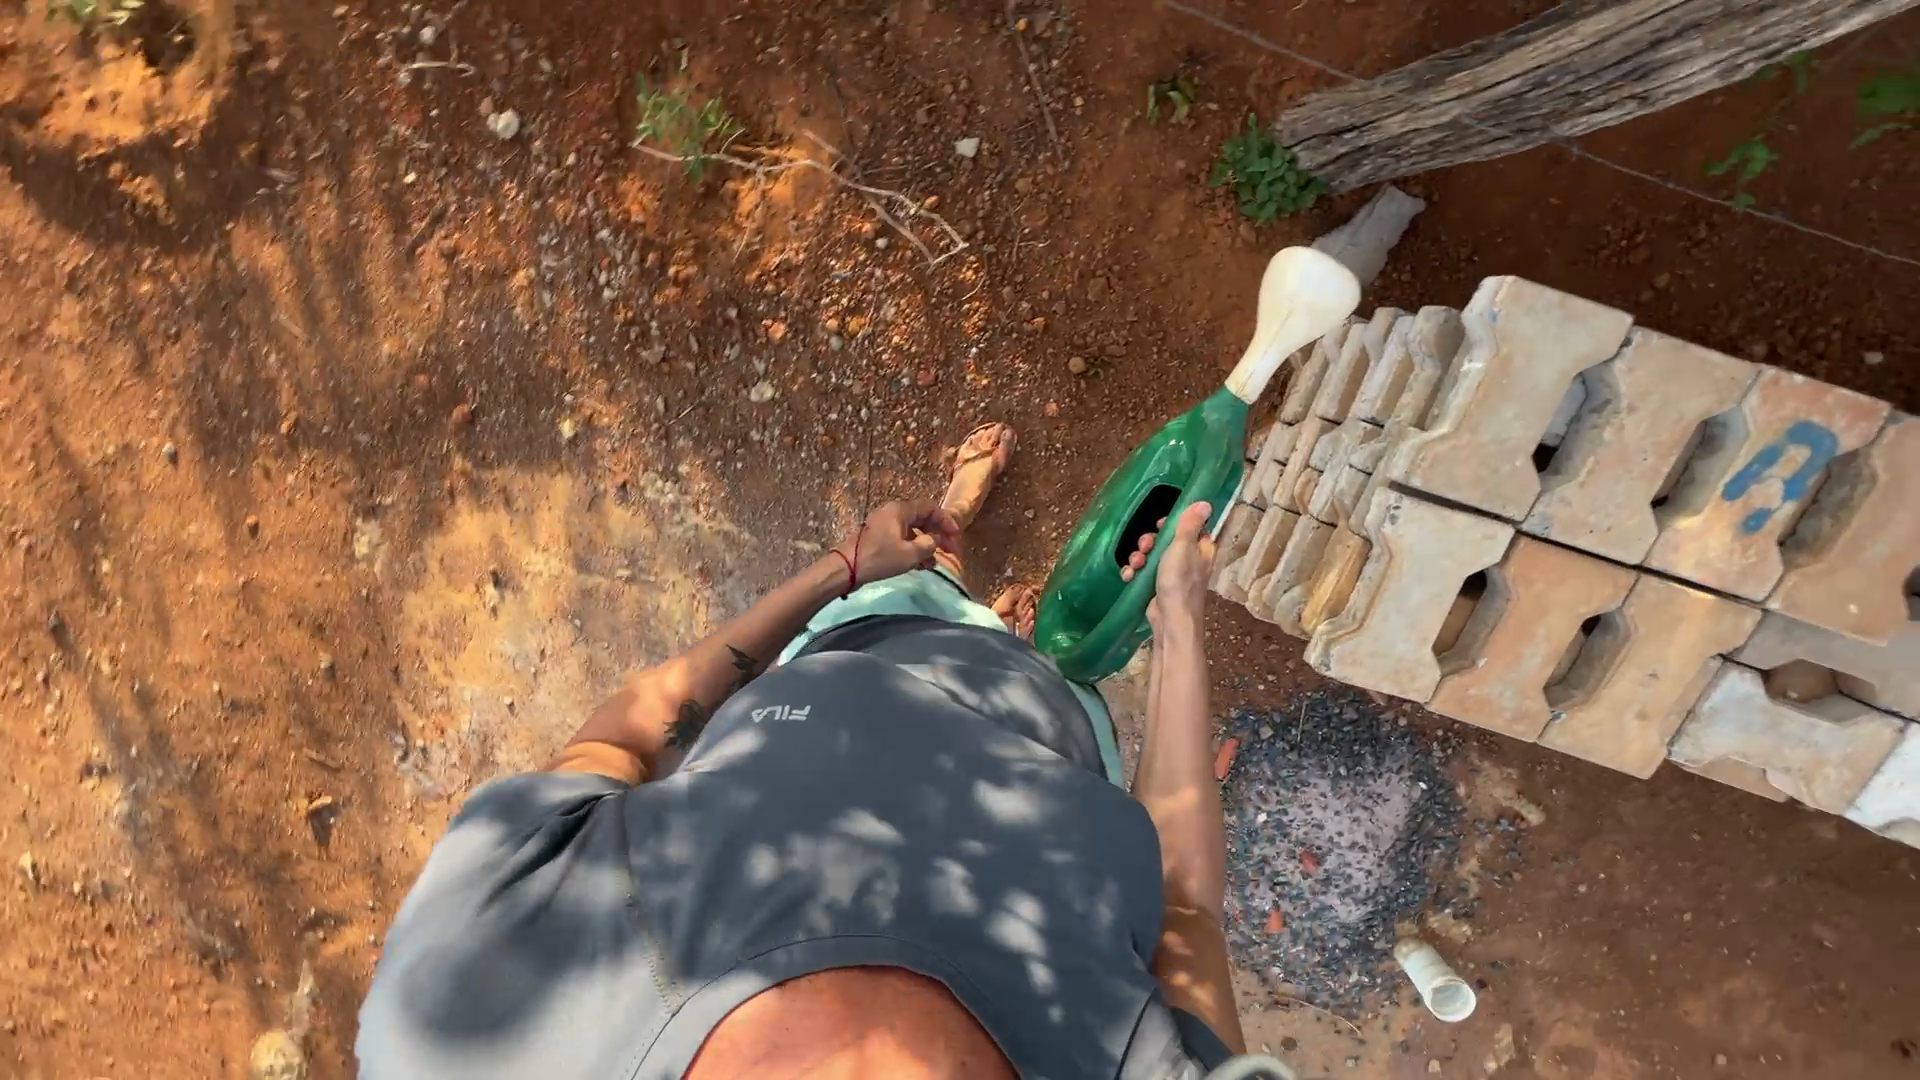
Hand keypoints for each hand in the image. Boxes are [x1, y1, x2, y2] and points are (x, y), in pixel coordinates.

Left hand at [834, 499, 960, 587]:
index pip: (930, 509)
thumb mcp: (910, 554)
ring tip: (934, 564)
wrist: (846, 568)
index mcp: (900, 510)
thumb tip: (934, 541)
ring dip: (926, 546)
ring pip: (912, 531)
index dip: (946, 522)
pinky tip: (920, 565)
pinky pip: (902, 539)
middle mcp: (892, 513)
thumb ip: (929, 545)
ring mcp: (884, 525)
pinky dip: (913, 549)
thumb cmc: (880, 558)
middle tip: (950, 551)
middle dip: (938, 535)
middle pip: (922, 519)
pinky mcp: (878, 538)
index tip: (956, 538)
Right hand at [1118, 501, 1213, 632]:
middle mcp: (1189, 559)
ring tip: (1135, 565)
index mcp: (1201, 548)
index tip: (1160, 525)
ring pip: (1152, 555)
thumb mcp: (1183, 547)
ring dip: (1139, 557)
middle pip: (1166, 540)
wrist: (1171, 619)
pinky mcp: (1158, 586)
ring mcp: (1173, 574)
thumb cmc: (1180, 581)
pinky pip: (1144, 572)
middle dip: (1149, 542)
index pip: (1190, 527)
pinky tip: (1128, 576)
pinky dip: (1135, 572)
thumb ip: (1190, 524)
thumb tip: (1205, 502)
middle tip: (1144, 547)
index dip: (1173, 524)